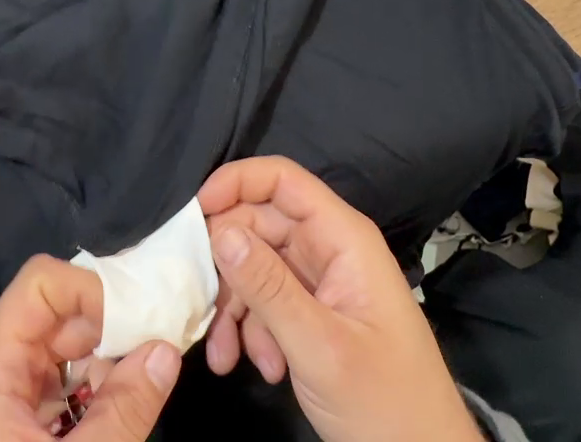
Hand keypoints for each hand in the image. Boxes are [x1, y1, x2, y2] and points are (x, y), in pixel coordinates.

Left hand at [0, 255, 181, 441]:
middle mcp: (3, 366)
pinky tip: (139, 391)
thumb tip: (168, 349)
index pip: (41, 286)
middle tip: (169, 330)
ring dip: (117, 350)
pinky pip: (74, 382)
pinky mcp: (32, 422)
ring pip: (73, 347)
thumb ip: (124, 409)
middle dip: (116, 317)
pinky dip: (107, 382)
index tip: (140, 316)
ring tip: (162, 359)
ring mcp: (17, 394)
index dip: (90, 287)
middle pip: (61, 312)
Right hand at [198, 157, 483, 441]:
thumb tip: (219, 231)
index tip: (194, 214)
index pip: (282, 179)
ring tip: (228, 355)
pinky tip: (257, 366)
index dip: (236, 182)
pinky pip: (264, 300)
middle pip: (259, 224)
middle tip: (201, 301)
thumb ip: (268, 287)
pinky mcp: (310, 312)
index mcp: (342, 238)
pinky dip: (250, 329)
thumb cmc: (386, 402)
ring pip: (254, 265)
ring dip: (234, 307)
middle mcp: (328, 248)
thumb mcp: (320, 346)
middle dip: (226, 263)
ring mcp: (318, 280)